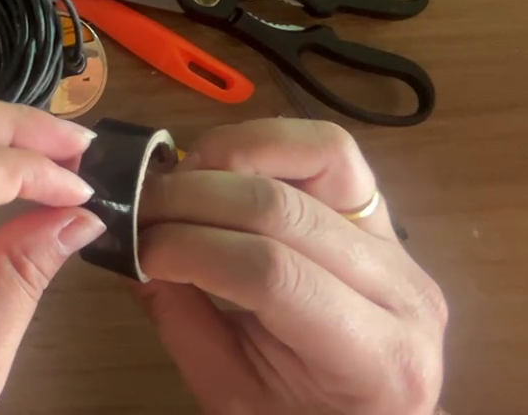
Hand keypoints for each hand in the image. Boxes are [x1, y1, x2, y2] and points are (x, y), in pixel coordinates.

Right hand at [136, 118, 446, 414]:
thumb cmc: (292, 414)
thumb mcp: (226, 390)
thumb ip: (177, 312)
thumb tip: (126, 239)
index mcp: (374, 359)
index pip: (270, 272)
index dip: (188, 246)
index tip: (139, 248)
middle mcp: (401, 291)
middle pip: (279, 206)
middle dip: (188, 195)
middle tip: (138, 206)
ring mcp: (395, 241)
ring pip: (313, 155)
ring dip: (223, 154)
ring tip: (182, 179)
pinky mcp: (376, 209)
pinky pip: (324, 147)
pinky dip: (259, 140)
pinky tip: (220, 166)